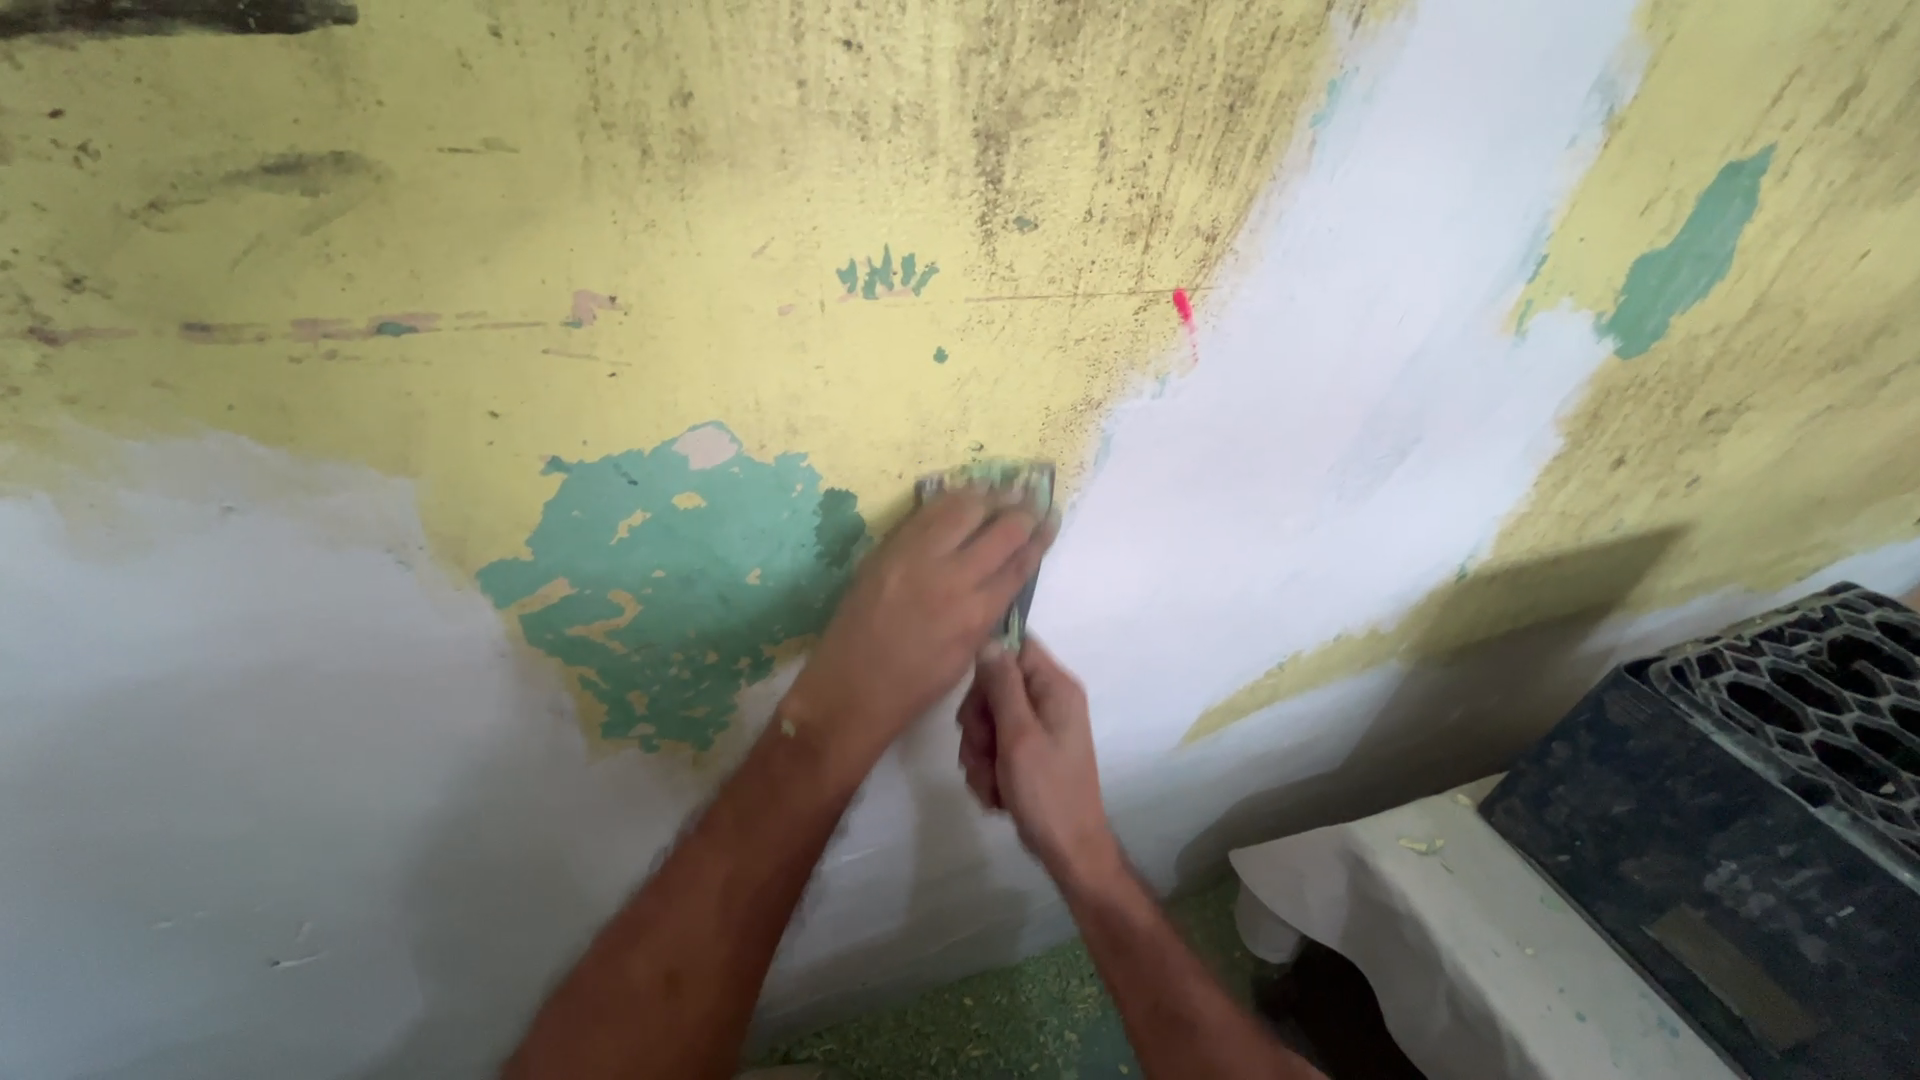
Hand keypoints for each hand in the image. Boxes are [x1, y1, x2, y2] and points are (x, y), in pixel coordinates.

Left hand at [784, 489, 1053, 751]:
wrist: (850, 687)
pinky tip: (963, 494)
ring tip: (1004, 487)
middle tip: (1033, 498)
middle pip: (999, 530)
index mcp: (977, 614)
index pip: (1020, 563)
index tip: (1051, 519)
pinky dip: (949, 500)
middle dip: (1022, 511)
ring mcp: (916, 558)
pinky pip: (925, 514)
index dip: (1041, 537)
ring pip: (962, 510)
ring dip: (988, 495)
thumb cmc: (912, 686)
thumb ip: (987, 614)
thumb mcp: (966, 656)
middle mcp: (952, 578)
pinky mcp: (887, 549)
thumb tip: (1001, 579)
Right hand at [957, 639, 1118, 878]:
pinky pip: (993, 745)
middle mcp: (1049, 700)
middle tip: (984, 752)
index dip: (989, 671)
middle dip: (979, 723)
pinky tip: (996, 792)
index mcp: (1055, 687)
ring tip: (992, 781)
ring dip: (980, 753)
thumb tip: (989, 641)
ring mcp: (1039, 727)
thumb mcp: (1018, 735)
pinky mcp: (1029, 751)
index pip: (1015, 647)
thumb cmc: (1046, 791)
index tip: (980, 703)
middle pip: (994, 686)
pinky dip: (988, 768)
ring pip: (988, 720)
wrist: (1067, 849)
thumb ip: (1002, 686)